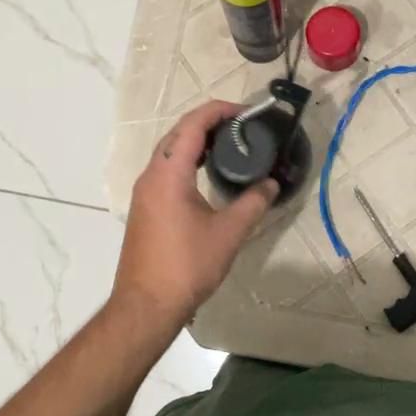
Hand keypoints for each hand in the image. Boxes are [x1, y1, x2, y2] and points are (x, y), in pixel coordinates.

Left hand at [111, 101, 277, 330]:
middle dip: (208, 122)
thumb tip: (271, 184)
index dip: (218, 111)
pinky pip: (165, 169)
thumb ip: (253, 203)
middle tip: (241, 127)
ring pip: (169, 152)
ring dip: (196, 141)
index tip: (245, 112)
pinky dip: (187, 160)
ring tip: (229, 145)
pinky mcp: (145, 207)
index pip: (192, 125)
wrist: (146, 304)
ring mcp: (144, 192)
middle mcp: (151, 176)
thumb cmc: (187, 266)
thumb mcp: (228, 233)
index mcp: (168, 174)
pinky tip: (207, 173)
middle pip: (178, 133)